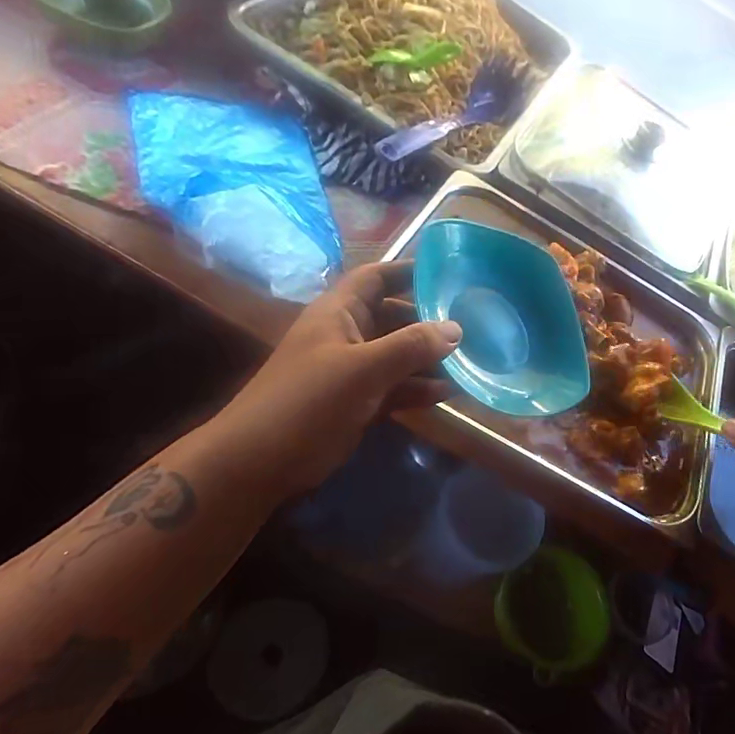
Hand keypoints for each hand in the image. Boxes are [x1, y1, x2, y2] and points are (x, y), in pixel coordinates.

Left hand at [211, 262, 460, 496]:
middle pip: (394, 318)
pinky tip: (448, 394)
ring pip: (397, 357)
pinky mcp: (355, 404)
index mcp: (338, 313)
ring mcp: (351, 372)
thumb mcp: (362, 369)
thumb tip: (456, 329)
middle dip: (430, 322)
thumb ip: (410, 347)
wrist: (259, 461)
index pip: (376, 278)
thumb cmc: (308, 403)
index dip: (409, 271)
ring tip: (471, 362)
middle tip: (475, 326)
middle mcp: (346, 336)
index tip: (449, 273)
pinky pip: (393, 388)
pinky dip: (417, 389)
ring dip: (429, 360)